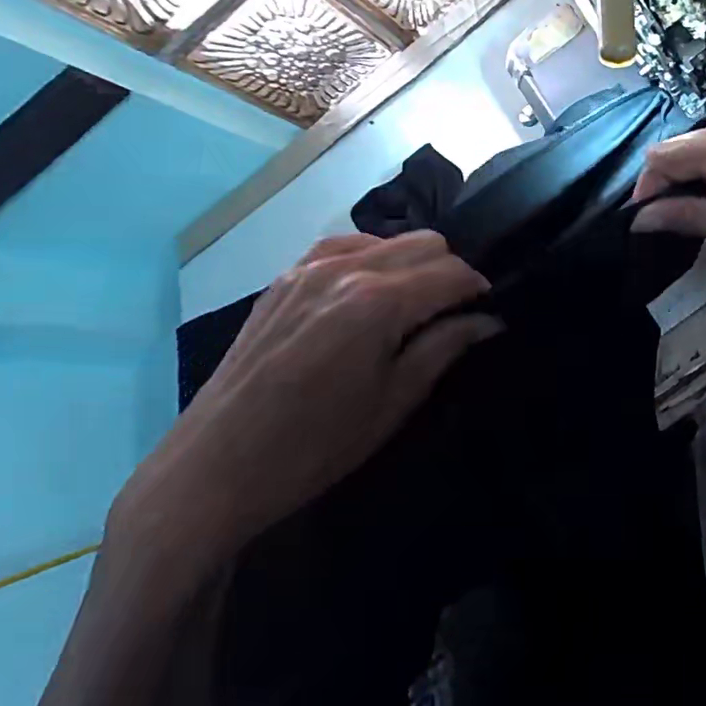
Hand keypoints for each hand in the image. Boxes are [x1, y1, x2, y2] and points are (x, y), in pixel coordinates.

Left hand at [108, 231, 501, 559]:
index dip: (478, 288)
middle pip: (425, 243)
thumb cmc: (314, 447)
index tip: (486, 311)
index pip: (451, 272)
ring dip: (411, 263)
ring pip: (386, 239)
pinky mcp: (284, 277)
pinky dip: (370, 260)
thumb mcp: (393, 403)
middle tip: (451, 313)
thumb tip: (488, 320)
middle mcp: (345, 268)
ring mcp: (308, 267)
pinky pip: (344, 246)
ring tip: (410, 306)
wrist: (216, 467)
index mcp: (377, 302)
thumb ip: (444, 348)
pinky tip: (366, 295)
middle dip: (449, 271)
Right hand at [630, 116, 705, 271]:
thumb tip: (637, 219)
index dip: (646, 189)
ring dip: (679, 179)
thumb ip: (686, 217)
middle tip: (660, 222)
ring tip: (682, 214)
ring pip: (690, 149)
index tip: (641, 223)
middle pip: (674, 148)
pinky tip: (705, 199)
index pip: (665, 157)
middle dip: (659, 183)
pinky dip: (699, 173)